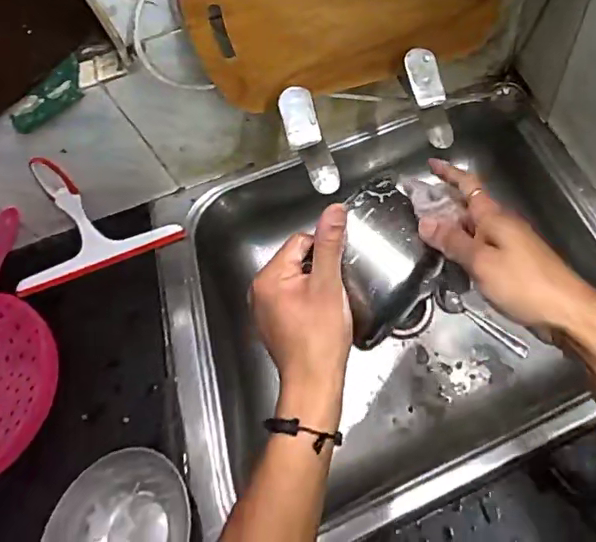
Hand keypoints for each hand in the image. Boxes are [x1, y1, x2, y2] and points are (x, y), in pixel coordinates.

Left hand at [250, 203, 352, 428]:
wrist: (314, 385)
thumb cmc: (320, 338)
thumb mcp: (328, 284)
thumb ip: (329, 244)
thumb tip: (334, 211)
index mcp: (268, 277)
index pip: (301, 241)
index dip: (323, 252)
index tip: (335, 272)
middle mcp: (260, 290)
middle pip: (298, 258)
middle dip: (319, 269)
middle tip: (333, 290)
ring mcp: (265, 309)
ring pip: (298, 278)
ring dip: (316, 285)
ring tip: (328, 304)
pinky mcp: (274, 323)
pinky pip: (294, 297)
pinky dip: (309, 300)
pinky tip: (320, 316)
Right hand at [417, 160, 595, 343]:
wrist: (568, 312)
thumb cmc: (524, 283)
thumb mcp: (481, 262)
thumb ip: (453, 242)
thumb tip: (426, 221)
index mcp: (494, 216)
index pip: (468, 185)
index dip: (449, 174)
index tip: (431, 165)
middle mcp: (502, 224)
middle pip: (468, 207)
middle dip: (444, 204)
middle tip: (417, 208)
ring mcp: (510, 244)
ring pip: (474, 228)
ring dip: (452, 228)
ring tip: (428, 236)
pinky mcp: (514, 264)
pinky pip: (482, 247)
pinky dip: (465, 248)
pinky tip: (454, 261)